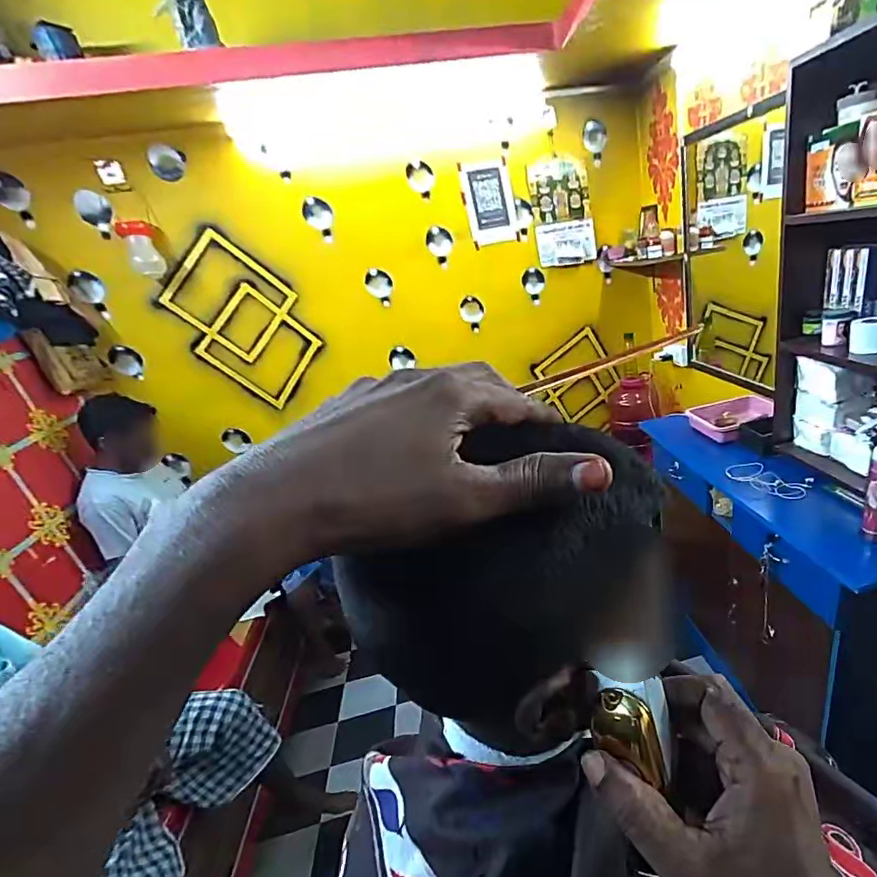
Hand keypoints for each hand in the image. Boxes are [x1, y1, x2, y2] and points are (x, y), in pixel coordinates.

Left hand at [211, 364, 612, 560]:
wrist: (276, 501)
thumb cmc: (380, 501)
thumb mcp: (466, 499)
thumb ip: (533, 482)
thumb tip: (600, 470)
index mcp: (453, 392)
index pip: (519, 401)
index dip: (546, 423)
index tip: (562, 446)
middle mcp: (417, 376)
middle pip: (480, 382)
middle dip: (508, 406)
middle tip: (521, 440)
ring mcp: (376, 386)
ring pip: (438, 388)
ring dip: (465, 407)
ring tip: (472, 441)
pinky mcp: (346, 404)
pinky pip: (402, 399)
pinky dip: (427, 414)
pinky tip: (413, 442)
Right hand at [583, 676, 876, 876]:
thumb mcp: (682, 864)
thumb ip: (634, 808)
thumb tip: (591, 760)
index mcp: (760, 764)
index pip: (710, 694)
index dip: (666, 688)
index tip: (625, 704)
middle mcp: (777, 758)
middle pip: (715, 713)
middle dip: (665, 719)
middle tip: (621, 736)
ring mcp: (783, 777)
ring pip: (723, 737)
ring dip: (680, 745)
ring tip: (637, 763)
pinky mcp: (781, 797)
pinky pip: (734, 760)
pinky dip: (700, 766)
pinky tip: (671, 791)